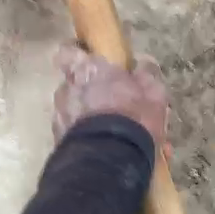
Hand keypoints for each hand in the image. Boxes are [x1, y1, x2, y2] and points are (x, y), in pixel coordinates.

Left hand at [52, 42, 167, 146]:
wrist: (110, 161)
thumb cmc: (133, 117)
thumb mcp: (154, 93)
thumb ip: (146, 74)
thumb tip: (142, 63)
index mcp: (88, 70)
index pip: (69, 51)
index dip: (77, 55)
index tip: (88, 61)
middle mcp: (68, 89)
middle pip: (77, 86)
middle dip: (95, 95)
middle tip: (120, 110)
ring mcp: (60, 117)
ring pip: (78, 114)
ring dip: (97, 122)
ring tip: (124, 140)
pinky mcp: (60, 143)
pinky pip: (79, 137)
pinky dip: (95, 142)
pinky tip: (117, 155)